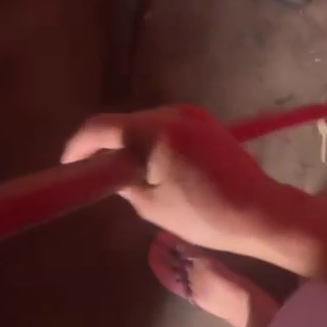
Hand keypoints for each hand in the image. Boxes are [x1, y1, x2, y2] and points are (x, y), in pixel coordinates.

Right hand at [63, 105, 311, 265]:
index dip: (78, 146)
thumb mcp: (150, 205)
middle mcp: (172, 112)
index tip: (67, 165)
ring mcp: (192, 114)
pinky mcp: (206, 122)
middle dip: (105, 145)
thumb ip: (122, 182)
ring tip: (124, 173)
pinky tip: (154, 166)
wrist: (259, 211)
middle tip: (94, 173)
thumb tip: (109, 172)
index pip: (100, 127)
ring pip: (145, 124)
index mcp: (155, 131)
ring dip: (130, 144)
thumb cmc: (203, 214)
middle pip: (123, 122)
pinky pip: (166, 127)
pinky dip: (153, 143)